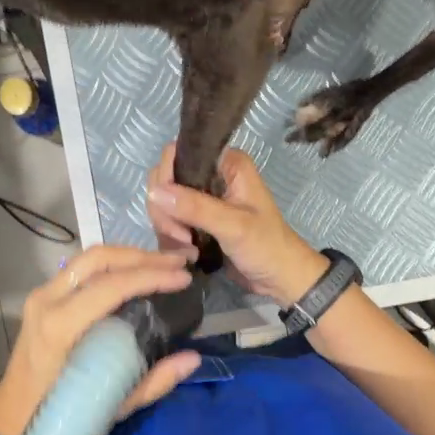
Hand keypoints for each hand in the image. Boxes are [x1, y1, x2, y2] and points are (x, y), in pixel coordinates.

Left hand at [0, 244, 202, 432]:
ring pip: (89, 259)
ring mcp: (42, 296)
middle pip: (99, 259)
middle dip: (144, 256)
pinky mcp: (43, 299)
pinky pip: (81, 271)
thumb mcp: (110, 405)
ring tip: (164, 262)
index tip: (185, 278)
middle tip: (180, 262)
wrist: (13, 418)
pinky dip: (113, 266)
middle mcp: (47, 301)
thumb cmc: (59, 416)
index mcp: (60, 326)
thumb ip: (153, 382)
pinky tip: (136, 273)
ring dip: (129, 256)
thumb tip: (192, 359)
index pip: (112, 286)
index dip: (152, 277)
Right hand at [146, 144, 328, 307]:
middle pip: (165, 181)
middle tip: (183, 236)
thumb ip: (195, 207)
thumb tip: (154, 192)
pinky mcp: (198, 223)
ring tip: (189, 249)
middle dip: (166, 211)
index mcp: (227, 164)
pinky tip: (188, 254)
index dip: (166, 179)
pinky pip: (171, 223)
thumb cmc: (266, 247)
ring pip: (165, 205)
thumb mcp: (233, 226)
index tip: (170, 210)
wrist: (280, 278)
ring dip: (169, 229)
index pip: (178, 155)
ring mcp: (203, 201)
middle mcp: (212, 176)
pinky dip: (173, 239)